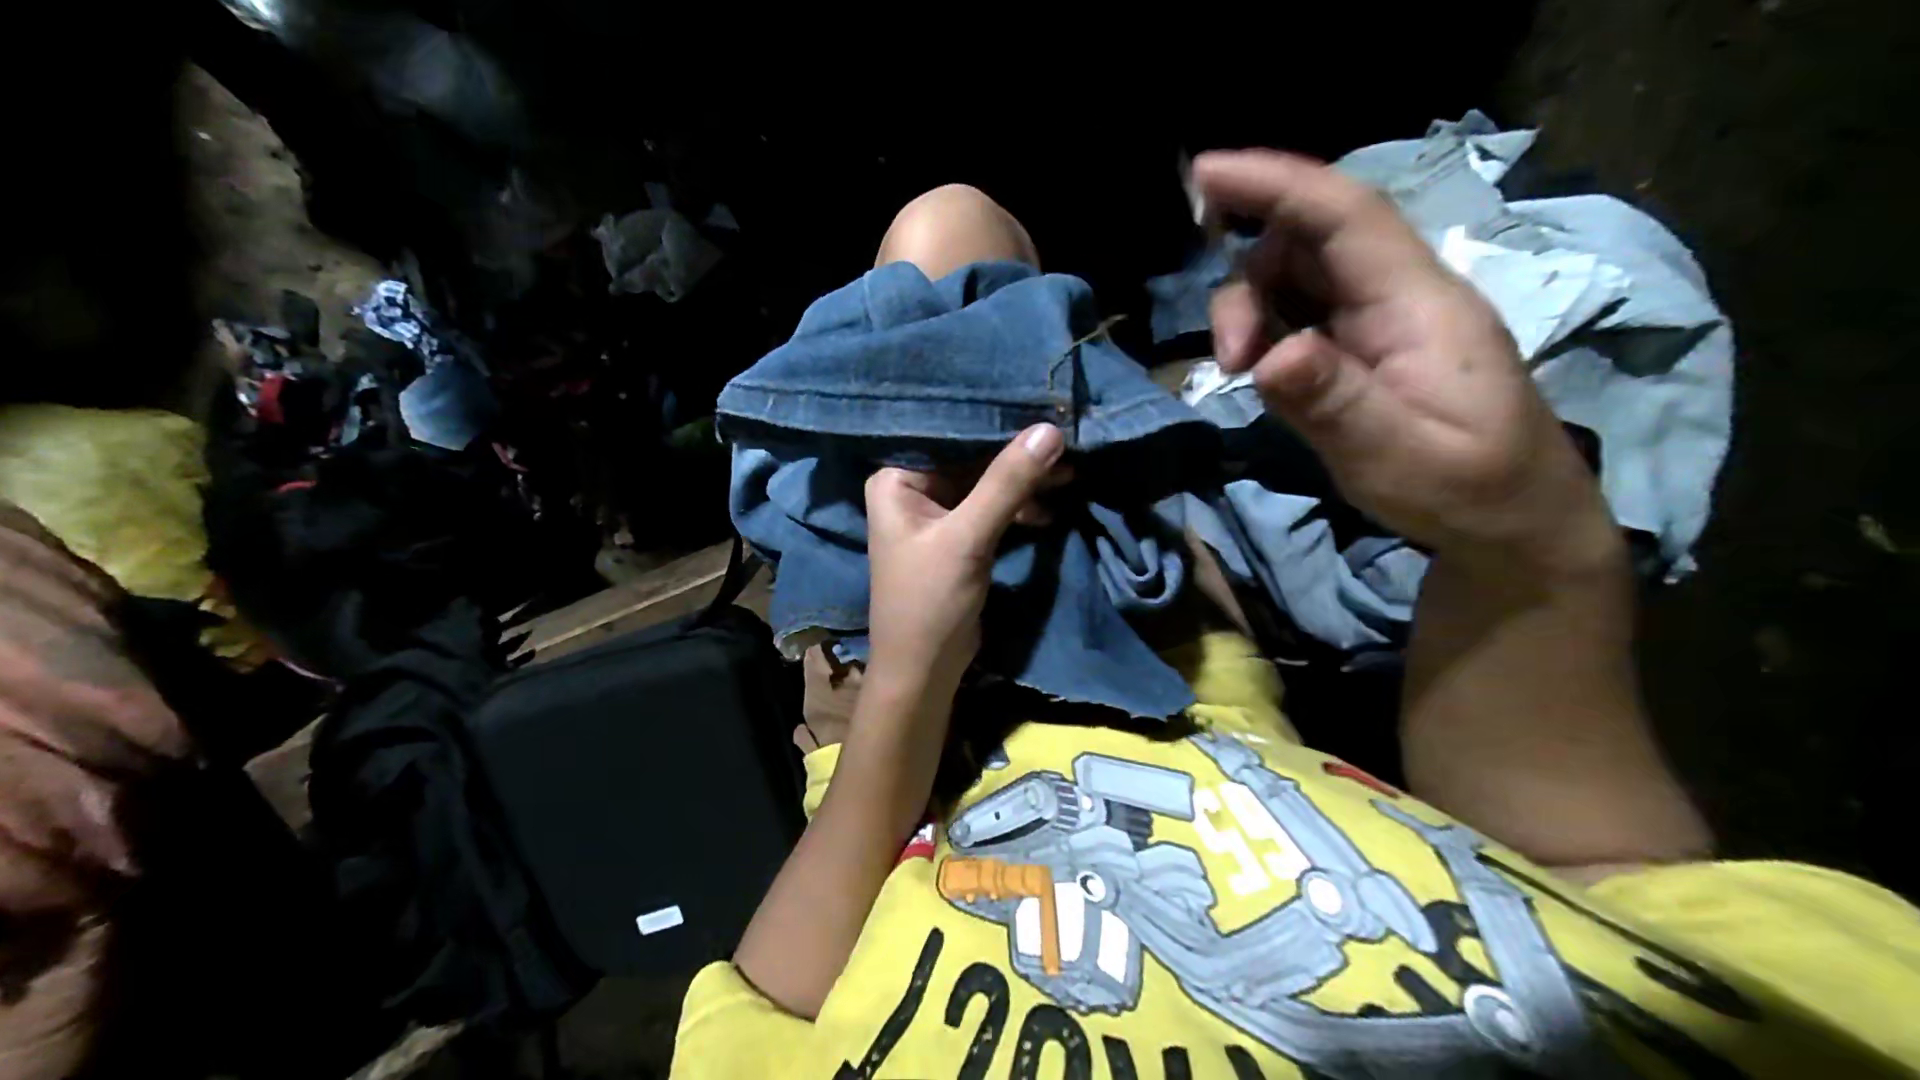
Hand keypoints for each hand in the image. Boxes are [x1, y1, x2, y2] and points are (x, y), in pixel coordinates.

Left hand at [864, 424, 1066, 696]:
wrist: (924, 669)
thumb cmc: (929, 601)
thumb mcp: (968, 538)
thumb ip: (1007, 484)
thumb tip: (1049, 431)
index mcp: (897, 479)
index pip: (949, 436)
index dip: (995, 423)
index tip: (1041, 406)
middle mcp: (913, 488)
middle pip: (972, 459)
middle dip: (1017, 456)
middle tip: (1067, 442)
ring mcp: (937, 513)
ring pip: (987, 484)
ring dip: (1024, 482)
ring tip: (1070, 474)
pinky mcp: (959, 536)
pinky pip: (993, 508)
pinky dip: (1020, 507)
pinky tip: (1050, 506)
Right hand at [1193, 151, 1617, 573]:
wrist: (1510, 521)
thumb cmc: (1466, 489)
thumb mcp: (1396, 456)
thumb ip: (1334, 403)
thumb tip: (1271, 353)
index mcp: (1417, 304)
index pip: (1345, 218)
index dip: (1278, 185)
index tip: (1206, 172)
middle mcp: (1395, 297)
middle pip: (1305, 245)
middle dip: (1247, 285)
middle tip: (1228, 360)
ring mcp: (1376, 323)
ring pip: (1293, 279)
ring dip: (1250, 313)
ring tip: (1241, 373)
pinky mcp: (1359, 350)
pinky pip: (1297, 315)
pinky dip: (1264, 333)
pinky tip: (1263, 372)